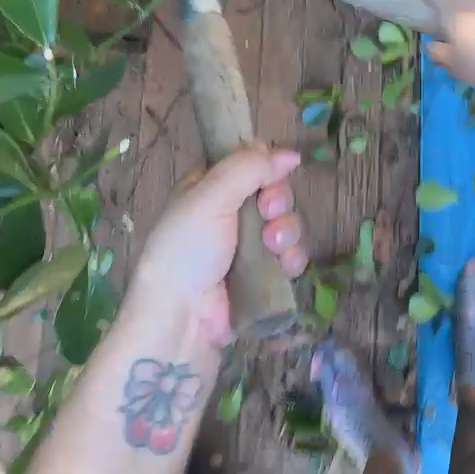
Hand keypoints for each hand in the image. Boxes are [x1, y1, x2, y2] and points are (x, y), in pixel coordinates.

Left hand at [129, 146, 305, 344]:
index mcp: (208, 187)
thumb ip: (249, 167)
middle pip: (272, 190)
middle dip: (278, 201)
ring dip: (287, 230)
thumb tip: (291, 154)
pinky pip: (289, 256)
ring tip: (274, 247)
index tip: (270, 174)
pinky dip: (292, 258)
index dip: (265, 166)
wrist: (182, 320)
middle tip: (268, 214)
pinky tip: (286, 266)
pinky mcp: (261, 275)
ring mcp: (245, 246)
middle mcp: (228, 213)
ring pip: (284, 222)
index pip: (248, 162)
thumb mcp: (210, 196)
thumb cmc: (187, 249)